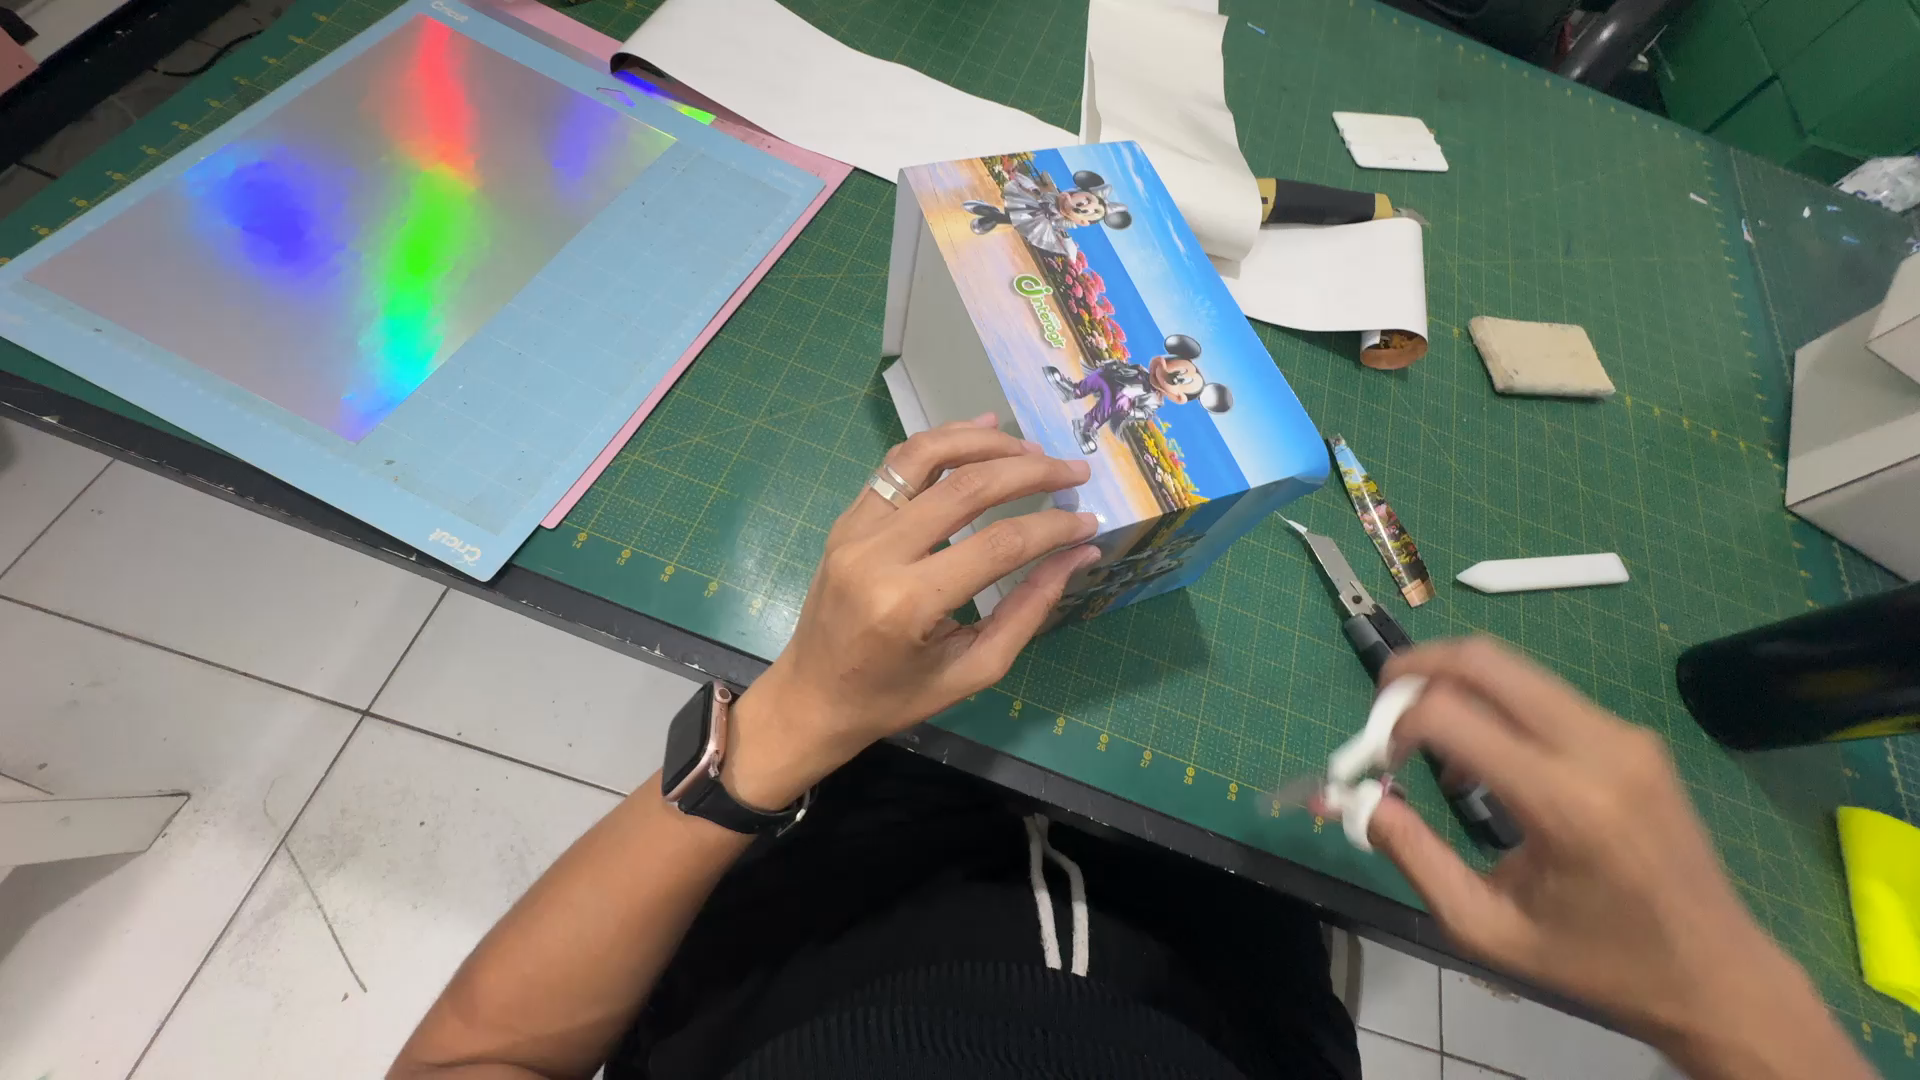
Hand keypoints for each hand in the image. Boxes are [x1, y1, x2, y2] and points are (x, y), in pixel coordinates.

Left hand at [723, 414, 1099, 808]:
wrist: (812, 697)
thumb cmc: (894, 697)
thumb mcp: (970, 671)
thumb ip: (1027, 610)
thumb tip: (1079, 555)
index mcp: (907, 604)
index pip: (997, 545)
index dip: (1051, 529)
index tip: (1087, 521)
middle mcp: (876, 554)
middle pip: (966, 488)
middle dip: (1030, 472)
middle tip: (1074, 471)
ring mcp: (854, 530)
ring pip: (924, 457)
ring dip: (984, 444)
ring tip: (1031, 448)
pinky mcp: (847, 519)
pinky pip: (897, 465)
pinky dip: (941, 443)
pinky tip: (979, 433)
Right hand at [1366, 639, 1868, 1076]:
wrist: (1722, 979)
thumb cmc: (1596, 962)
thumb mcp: (1484, 927)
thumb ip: (1410, 854)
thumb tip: (1356, 798)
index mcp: (1566, 804)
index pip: (1449, 715)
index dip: (1393, 726)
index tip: (1380, 762)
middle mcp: (1599, 750)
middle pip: (1481, 660)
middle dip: (1413, 669)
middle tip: (1382, 706)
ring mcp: (1623, 736)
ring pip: (1508, 666)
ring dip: (1450, 686)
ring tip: (1431, 742)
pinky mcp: (1631, 736)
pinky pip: (1537, 690)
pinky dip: (1487, 702)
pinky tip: (1481, 756)